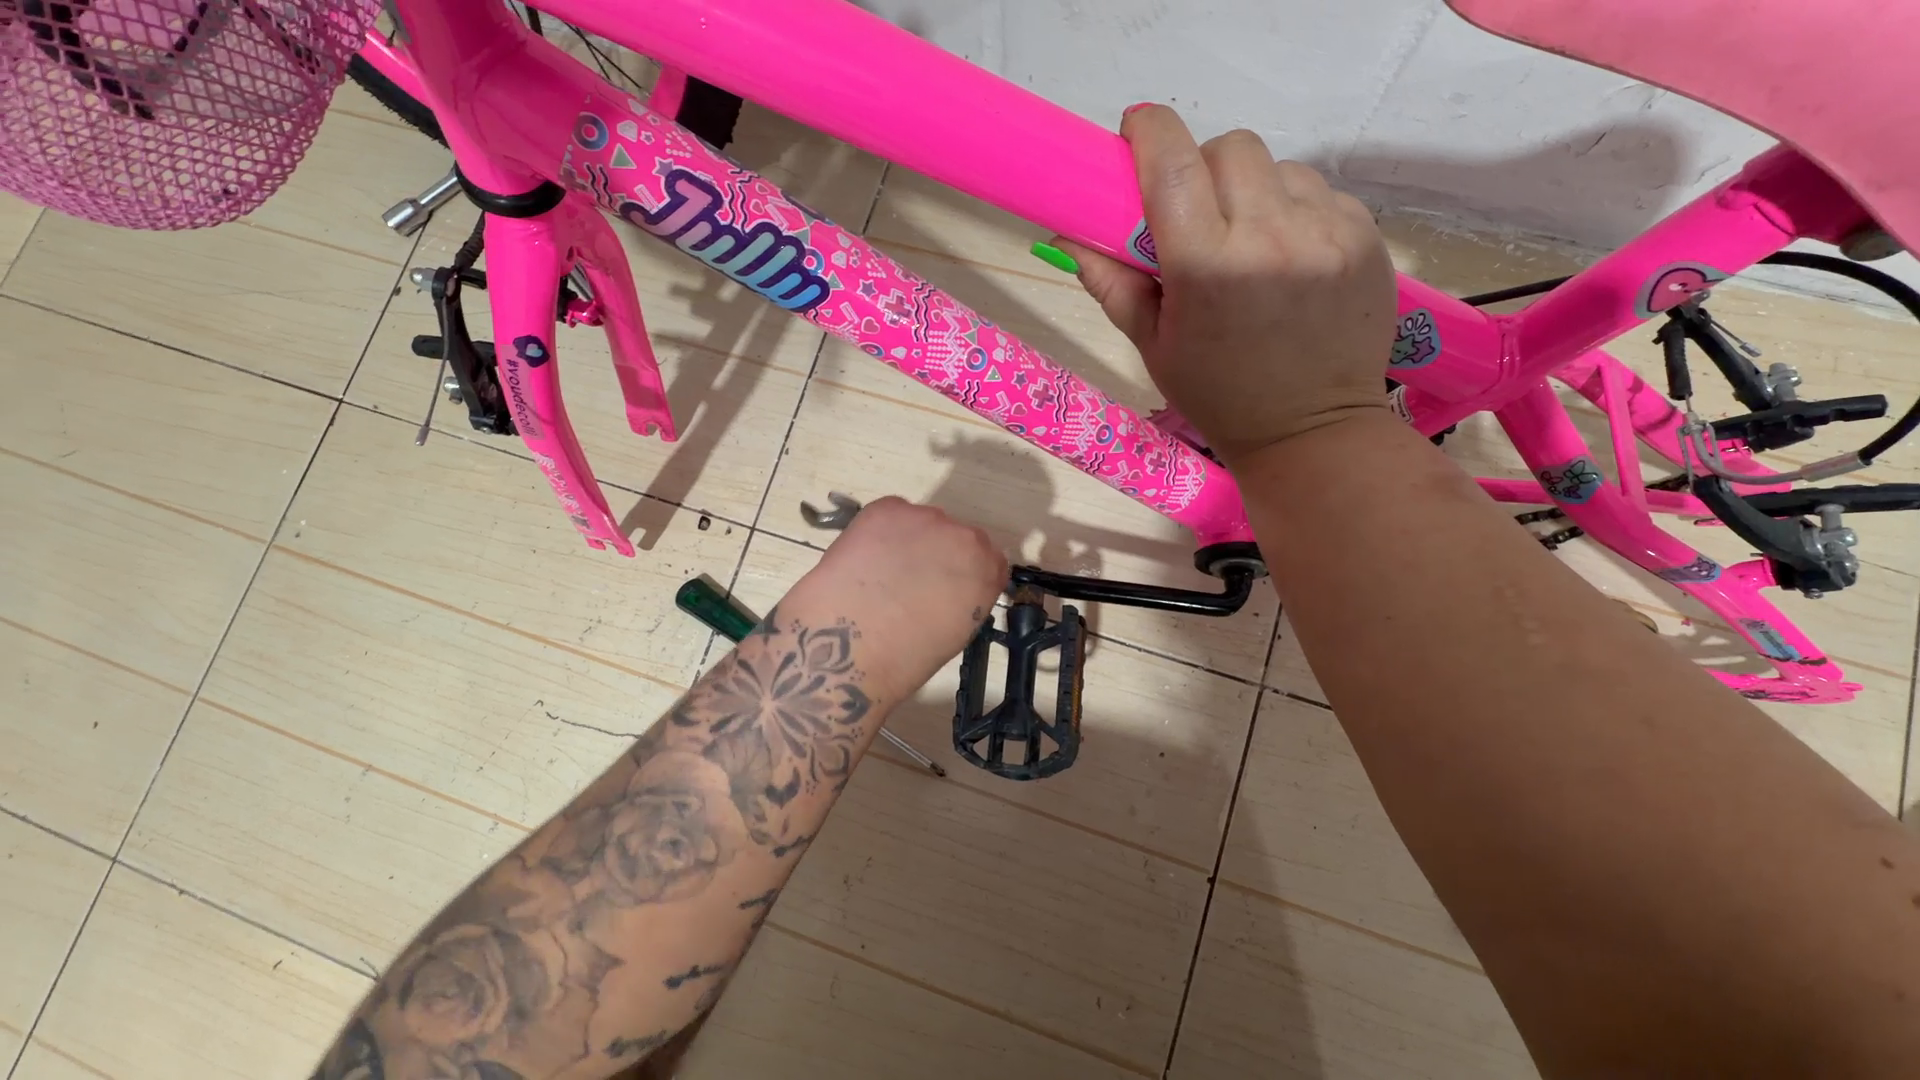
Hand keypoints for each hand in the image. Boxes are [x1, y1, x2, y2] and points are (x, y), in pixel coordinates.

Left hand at [798, 497, 1006, 694]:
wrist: (852, 646)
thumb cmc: (906, 656)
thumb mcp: (956, 632)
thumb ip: (963, 599)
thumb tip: (946, 589)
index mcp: (987, 571)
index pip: (987, 558)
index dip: (963, 572)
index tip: (945, 586)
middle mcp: (964, 537)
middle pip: (954, 537)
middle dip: (936, 554)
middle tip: (908, 582)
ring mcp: (924, 518)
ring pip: (921, 524)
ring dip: (907, 542)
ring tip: (880, 574)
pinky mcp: (886, 509)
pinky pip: (889, 514)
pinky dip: (878, 532)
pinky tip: (864, 559)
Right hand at [1057, 104, 1398, 462]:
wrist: (1311, 431)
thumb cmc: (1218, 395)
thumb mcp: (1153, 346)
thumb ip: (1111, 282)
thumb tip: (1065, 235)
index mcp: (1206, 266)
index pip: (1173, 162)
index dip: (1150, 131)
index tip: (1136, 131)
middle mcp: (1269, 236)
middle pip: (1229, 149)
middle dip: (1203, 167)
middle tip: (1197, 211)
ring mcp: (1327, 232)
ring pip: (1279, 167)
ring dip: (1253, 190)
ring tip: (1250, 242)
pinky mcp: (1365, 237)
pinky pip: (1320, 192)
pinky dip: (1295, 210)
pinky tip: (1290, 257)